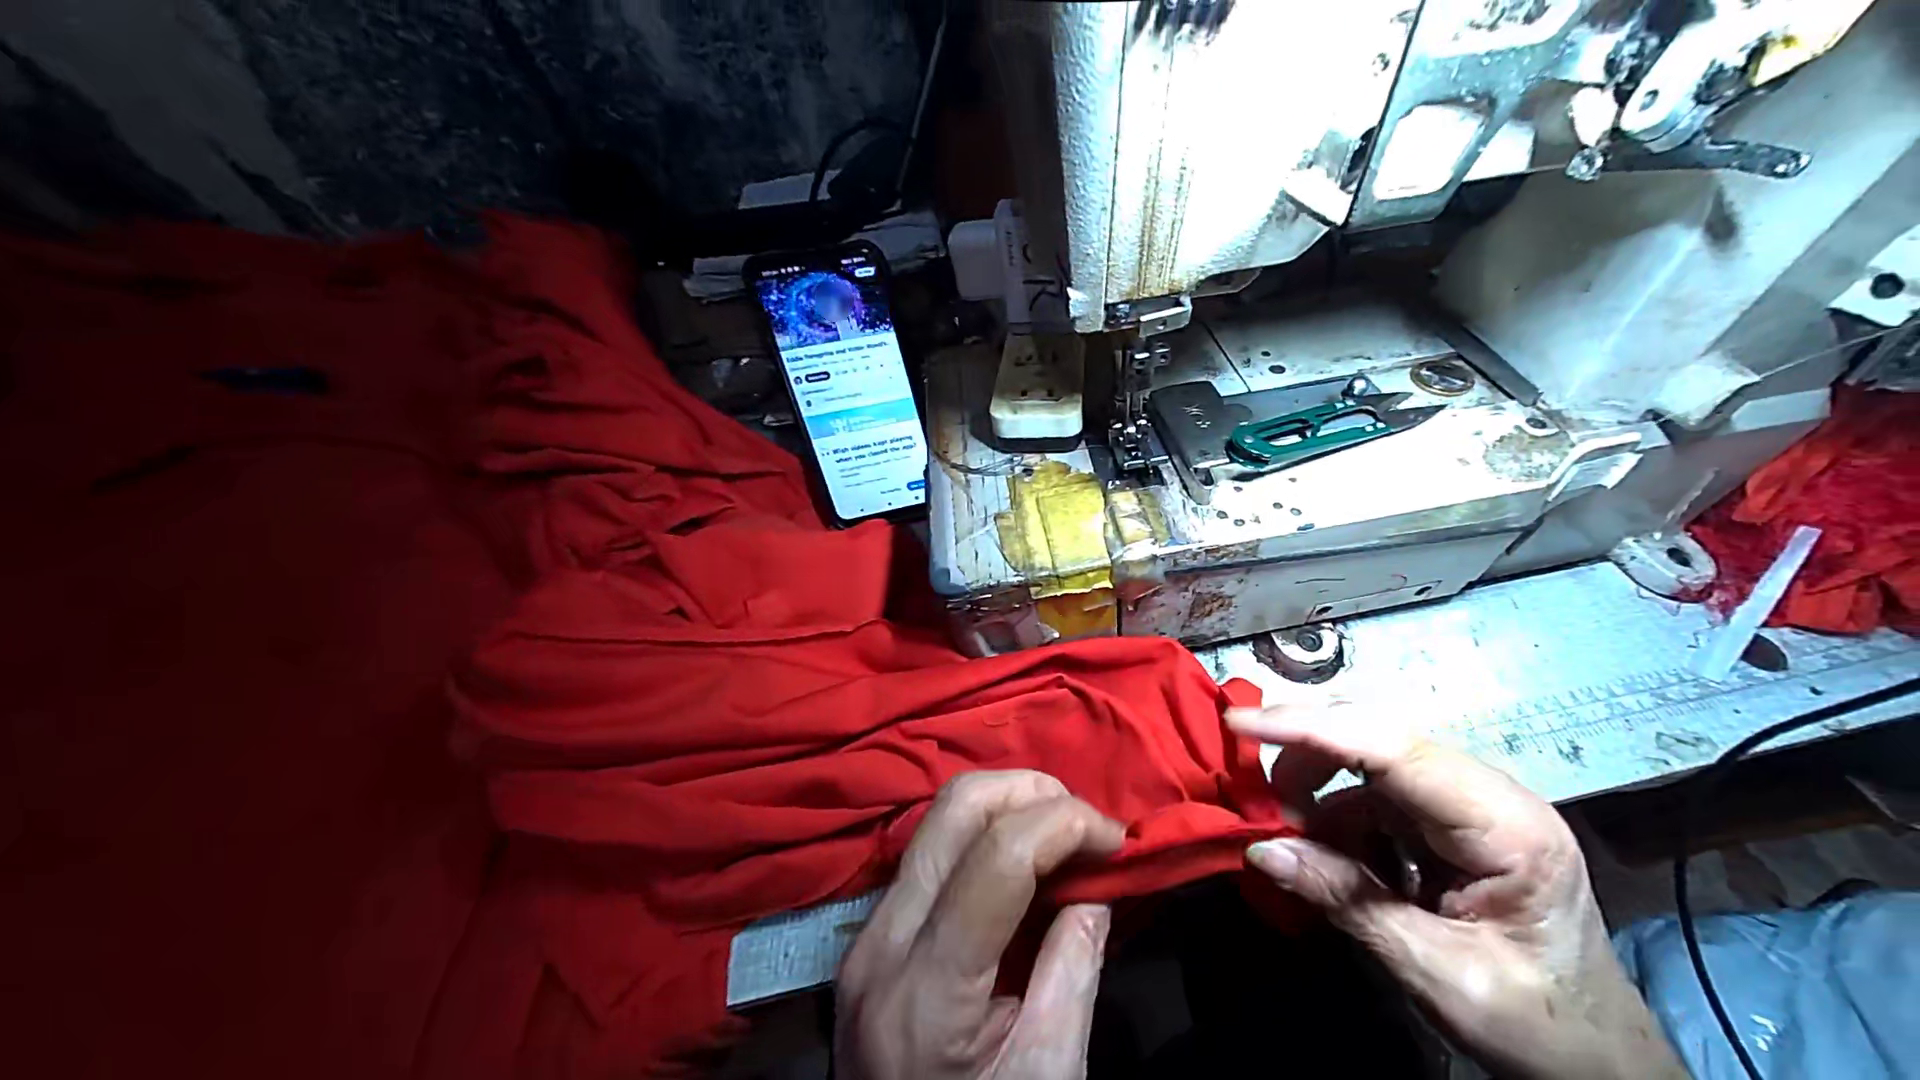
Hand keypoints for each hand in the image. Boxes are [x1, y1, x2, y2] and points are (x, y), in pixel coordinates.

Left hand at [836, 771, 1124, 1079]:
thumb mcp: (1047, 1076)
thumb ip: (1073, 972)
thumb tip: (1097, 884)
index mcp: (925, 990)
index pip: (996, 857)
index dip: (1065, 824)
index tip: (1119, 838)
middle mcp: (881, 939)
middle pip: (954, 808)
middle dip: (1031, 792)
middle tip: (1087, 823)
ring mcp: (868, 929)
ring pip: (936, 816)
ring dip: (1007, 803)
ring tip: (1060, 832)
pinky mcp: (872, 929)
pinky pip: (929, 849)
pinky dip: (982, 831)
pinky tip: (1022, 856)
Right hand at [1227, 704, 1687, 1079]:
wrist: (1599, 1058)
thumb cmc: (1540, 1024)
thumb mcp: (1438, 973)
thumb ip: (1348, 902)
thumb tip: (1261, 850)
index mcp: (1505, 826)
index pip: (1392, 750)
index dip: (1310, 729)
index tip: (1240, 722)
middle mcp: (1485, 795)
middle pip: (1373, 740)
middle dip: (1304, 758)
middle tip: (1257, 797)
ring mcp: (1463, 803)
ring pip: (1362, 763)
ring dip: (1314, 793)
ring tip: (1291, 841)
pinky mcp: (1443, 819)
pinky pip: (1368, 796)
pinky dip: (1332, 818)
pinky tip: (1327, 858)